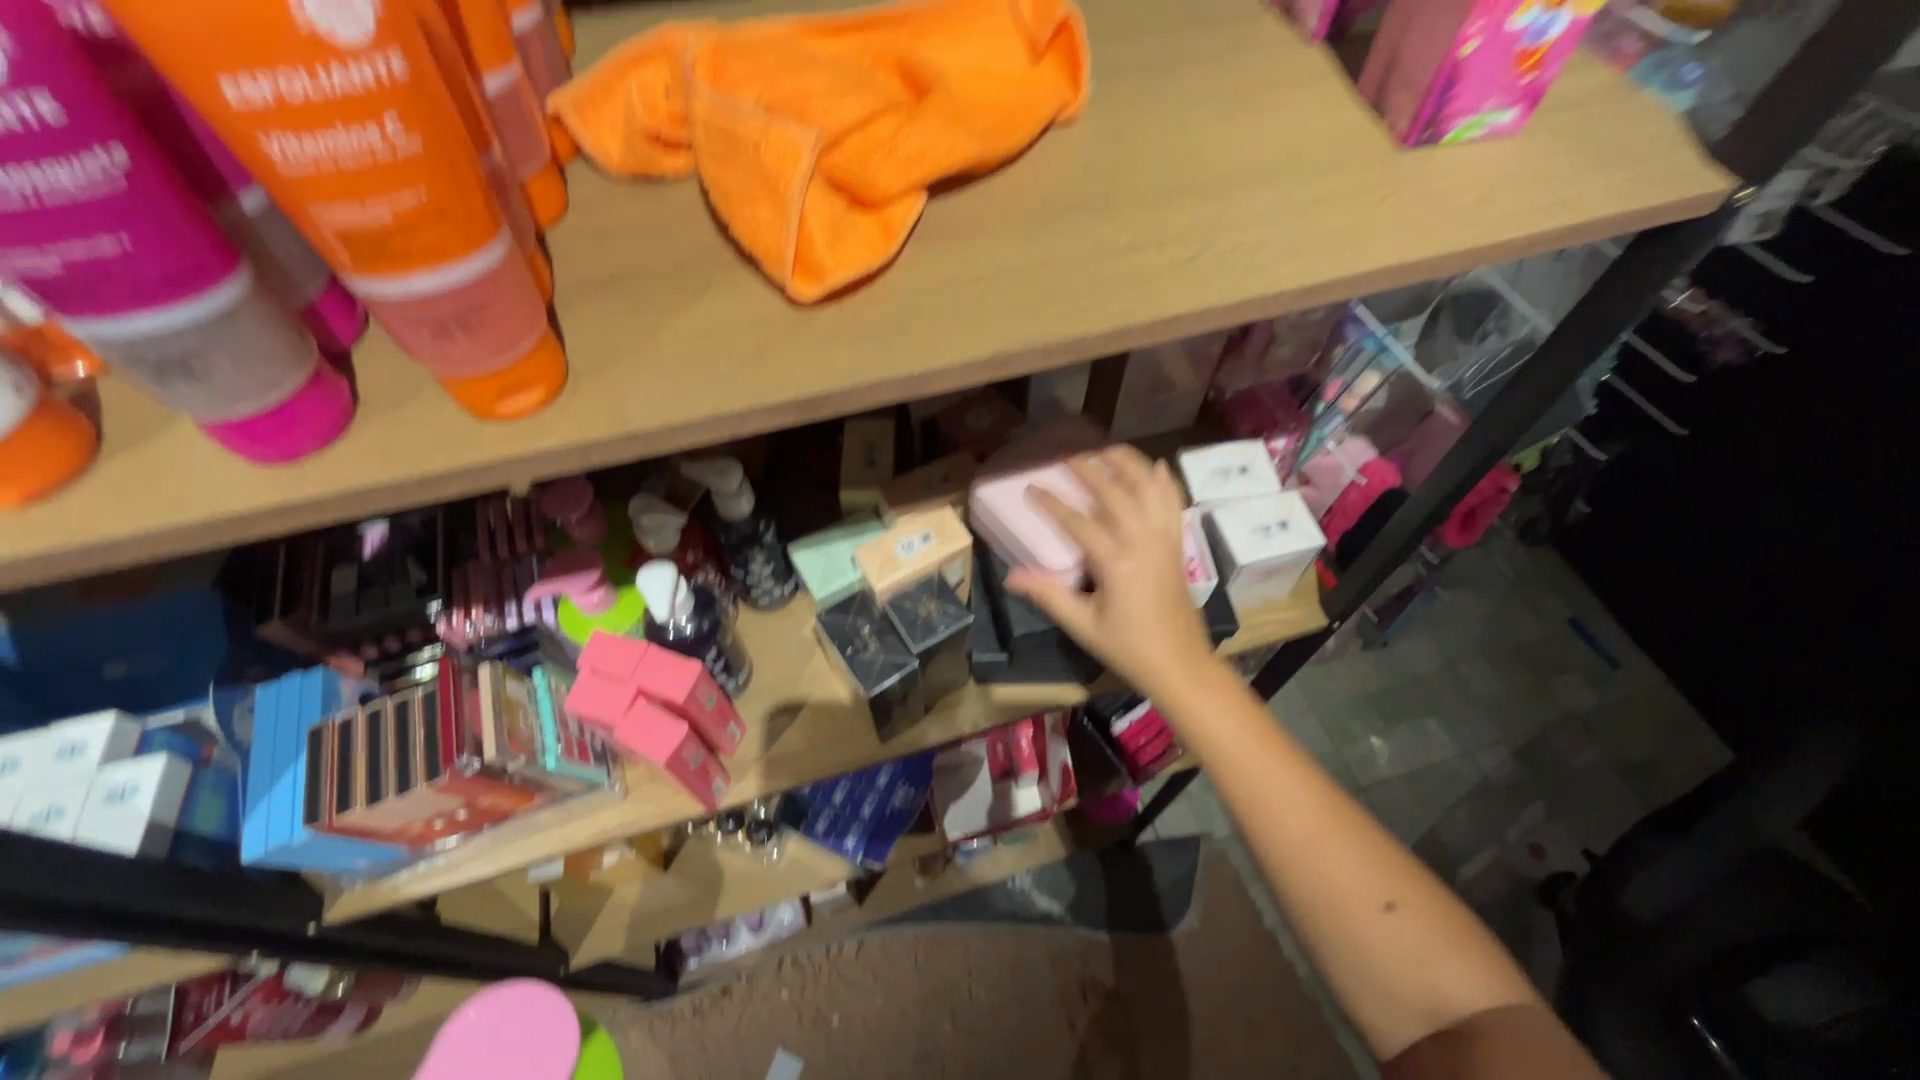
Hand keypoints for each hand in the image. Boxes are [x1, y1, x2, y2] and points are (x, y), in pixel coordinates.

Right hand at [1005, 445, 1222, 698]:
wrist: (1179, 664)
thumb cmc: (1128, 648)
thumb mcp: (1083, 626)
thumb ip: (1049, 596)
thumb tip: (1011, 577)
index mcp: (1117, 563)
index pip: (1079, 522)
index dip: (1053, 503)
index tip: (1032, 488)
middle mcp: (1143, 543)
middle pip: (1116, 493)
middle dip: (1090, 470)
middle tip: (1067, 455)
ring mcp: (1165, 541)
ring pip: (1149, 489)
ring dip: (1129, 464)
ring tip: (1107, 448)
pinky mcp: (1178, 545)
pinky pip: (1173, 504)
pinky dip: (1164, 482)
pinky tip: (1156, 466)